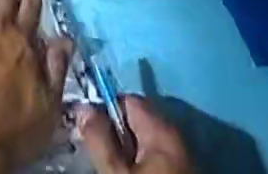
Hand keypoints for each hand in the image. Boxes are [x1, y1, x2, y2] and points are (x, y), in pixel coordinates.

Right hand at [76, 96, 194, 173]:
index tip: (90, 130)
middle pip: (138, 121)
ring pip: (147, 143)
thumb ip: (98, 139)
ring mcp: (184, 160)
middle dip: (116, 133)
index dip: (105, 110)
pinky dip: (143, 166)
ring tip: (114, 170)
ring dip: (128, 152)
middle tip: (100, 155)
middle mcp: (176, 138)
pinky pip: (158, 160)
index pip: (128, 100)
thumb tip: (83, 107)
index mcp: (162, 130)